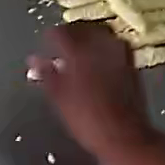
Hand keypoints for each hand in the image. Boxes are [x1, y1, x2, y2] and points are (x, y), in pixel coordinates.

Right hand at [27, 24, 159, 164]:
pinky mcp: (131, 62)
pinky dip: (103, 47)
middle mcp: (100, 45)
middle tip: (59, 45)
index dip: (50, 36)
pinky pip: (114, 44)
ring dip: (88, 37)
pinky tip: (98, 58)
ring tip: (78, 50)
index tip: (45, 43)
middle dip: (69, 33)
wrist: (124, 136)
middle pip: (82, 28)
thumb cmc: (87, 120)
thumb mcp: (60, 99)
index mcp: (79, 52)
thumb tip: (33, 59)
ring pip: (100, 33)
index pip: (60, 32)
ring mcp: (118, 52)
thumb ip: (46, 74)